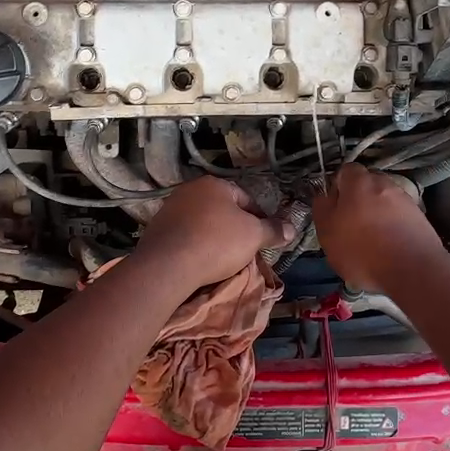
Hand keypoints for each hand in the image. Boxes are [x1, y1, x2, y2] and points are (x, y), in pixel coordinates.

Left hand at [134, 177, 294, 289]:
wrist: (168, 266)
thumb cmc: (217, 243)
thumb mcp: (253, 236)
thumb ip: (273, 230)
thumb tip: (292, 228)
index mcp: (214, 184)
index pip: (246, 199)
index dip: (259, 219)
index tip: (264, 238)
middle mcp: (189, 190)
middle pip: (222, 210)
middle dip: (235, 228)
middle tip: (245, 249)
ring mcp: (169, 209)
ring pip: (202, 223)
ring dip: (214, 237)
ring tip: (223, 259)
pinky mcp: (156, 229)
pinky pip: (184, 236)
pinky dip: (195, 246)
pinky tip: (200, 261)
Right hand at [312, 163, 445, 291]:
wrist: (412, 270)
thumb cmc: (361, 249)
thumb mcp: (327, 232)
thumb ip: (322, 208)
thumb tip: (324, 196)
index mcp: (359, 181)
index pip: (345, 170)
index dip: (337, 187)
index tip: (334, 208)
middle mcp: (385, 183)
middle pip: (367, 186)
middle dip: (358, 201)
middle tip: (350, 225)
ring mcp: (406, 200)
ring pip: (384, 202)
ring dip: (377, 215)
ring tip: (371, 241)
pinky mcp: (421, 218)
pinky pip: (400, 217)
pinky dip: (393, 227)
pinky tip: (389, 248)